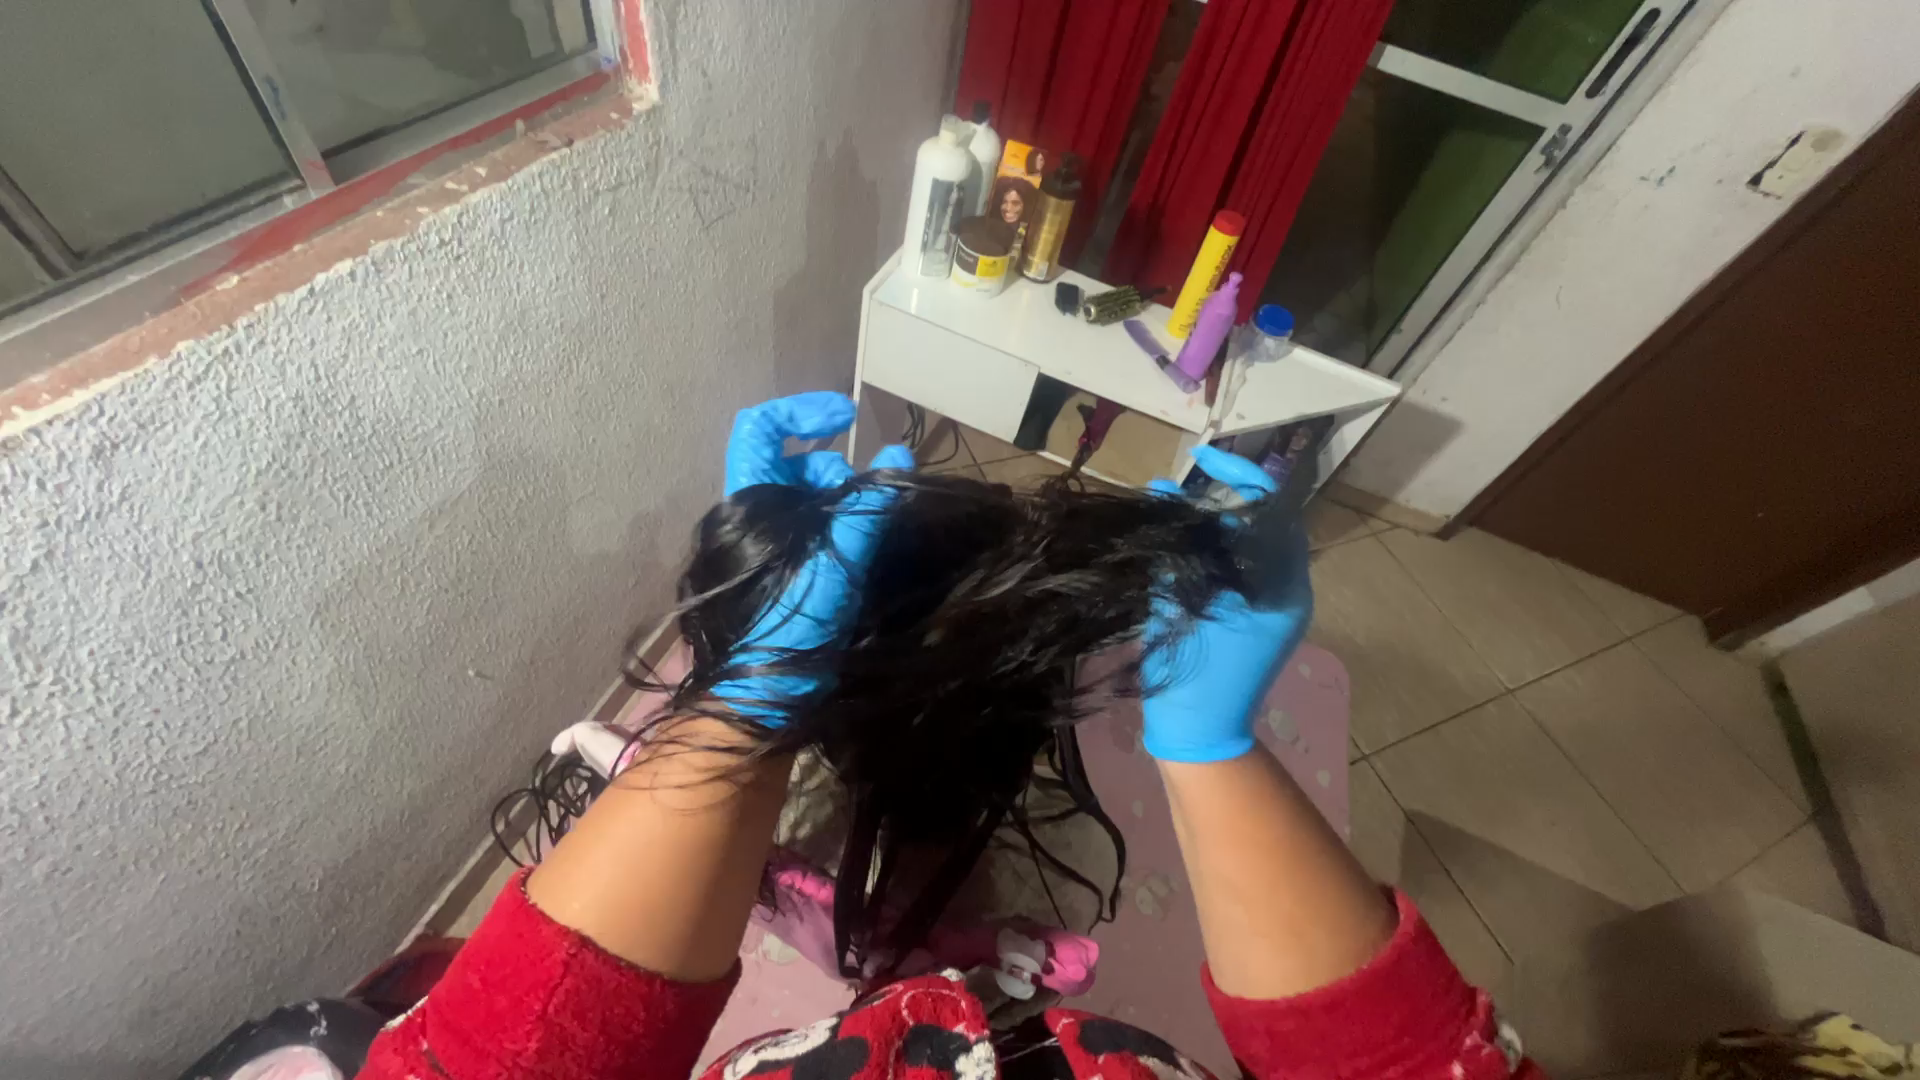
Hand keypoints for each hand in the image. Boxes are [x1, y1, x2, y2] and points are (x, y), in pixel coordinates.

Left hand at [712, 392, 913, 718]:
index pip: (760, 429)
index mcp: (749, 505)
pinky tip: (873, 548)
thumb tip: (898, 456)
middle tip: (870, 497)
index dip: (801, 410)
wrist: (764, 702)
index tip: (848, 416)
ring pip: (811, 501)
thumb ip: (866, 512)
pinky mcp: (791, 574)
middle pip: (795, 463)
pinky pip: (820, 532)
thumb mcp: (833, 568)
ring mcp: (772, 549)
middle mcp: (756, 519)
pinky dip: (848, 529)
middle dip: (837, 467)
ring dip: (848, 502)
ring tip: (877, 529)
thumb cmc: (786, 631)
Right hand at [1138, 445, 1312, 762]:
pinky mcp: (1257, 620)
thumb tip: (1163, 492)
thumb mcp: (1182, 602)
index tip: (1201, 457)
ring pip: (1249, 547)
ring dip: (1215, 525)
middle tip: (1181, 488)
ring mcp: (1275, 608)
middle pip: (1262, 525)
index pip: (1271, 510)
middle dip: (1222, 500)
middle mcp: (1288, 591)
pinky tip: (1182, 546)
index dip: (1238, 476)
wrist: (1200, 733)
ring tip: (1176, 512)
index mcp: (1282, 585)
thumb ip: (1176, 545)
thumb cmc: (1194, 671)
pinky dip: (1214, 552)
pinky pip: (1241, 570)